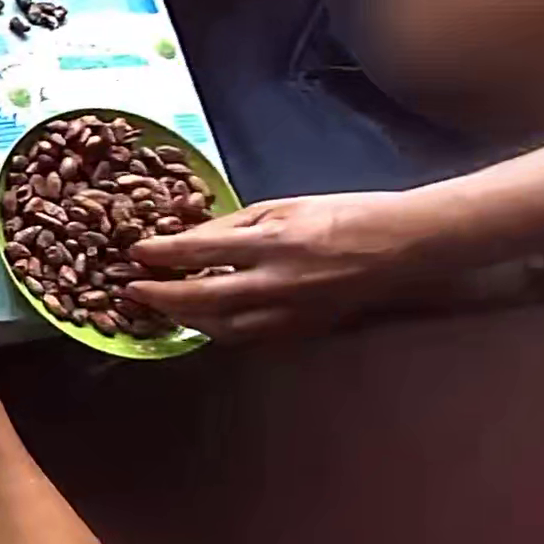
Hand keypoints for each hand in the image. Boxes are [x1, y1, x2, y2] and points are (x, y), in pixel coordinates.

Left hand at [124, 191, 433, 339]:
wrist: (414, 241)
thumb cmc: (340, 214)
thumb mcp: (276, 207)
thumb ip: (225, 227)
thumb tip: (179, 241)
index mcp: (273, 243)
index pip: (198, 251)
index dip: (158, 253)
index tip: (133, 252)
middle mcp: (280, 282)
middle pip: (201, 298)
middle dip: (158, 296)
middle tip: (129, 289)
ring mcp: (294, 310)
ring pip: (221, 327)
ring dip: (182, 317)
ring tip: (158, 304)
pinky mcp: (305, 327)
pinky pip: (248, 336)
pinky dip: (215, 329)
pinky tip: (197, 318)